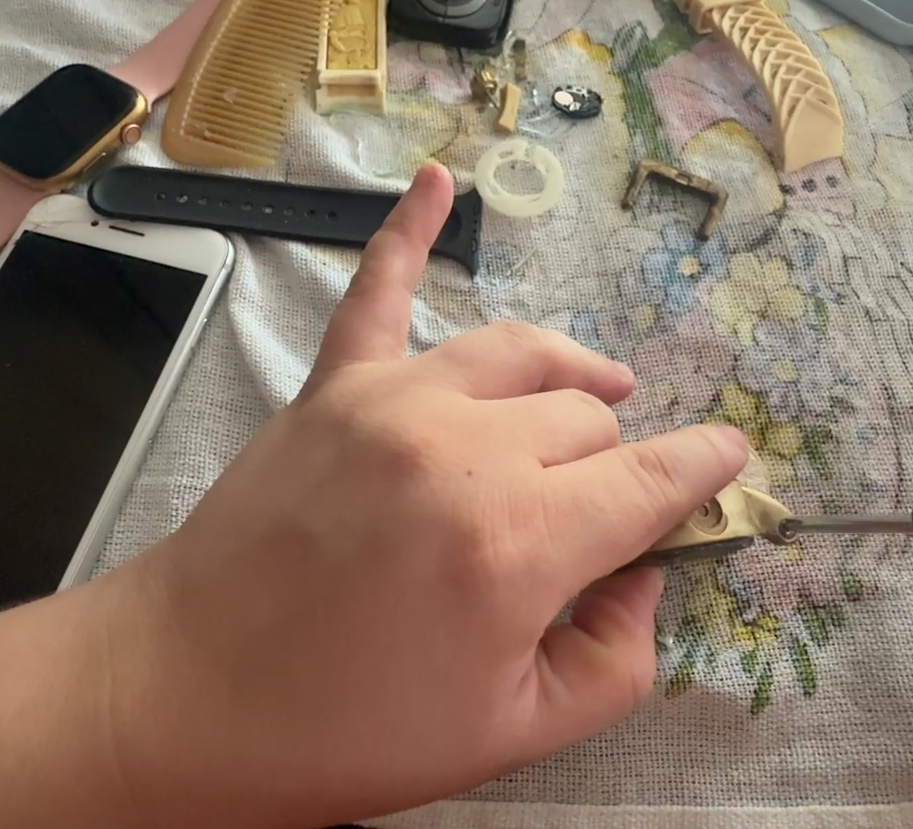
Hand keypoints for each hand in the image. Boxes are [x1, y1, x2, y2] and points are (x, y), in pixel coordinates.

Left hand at [110, 163, 747, 827]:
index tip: (729, 460)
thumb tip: (642, 568)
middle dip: (614, 462)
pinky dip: (408, 232)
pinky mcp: (335, 383)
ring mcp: (395, 399)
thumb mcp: (516, 734)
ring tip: (600, 388)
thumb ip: (617, 657)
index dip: (703, 470)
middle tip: (599, 509)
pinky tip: (436, 178)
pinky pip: (379, 288)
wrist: (183, 693)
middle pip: (589, 418)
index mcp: (517, 544)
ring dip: (574, 375)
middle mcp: (465, 449)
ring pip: (526, 354)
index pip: (650, 479)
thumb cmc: (348, 729)